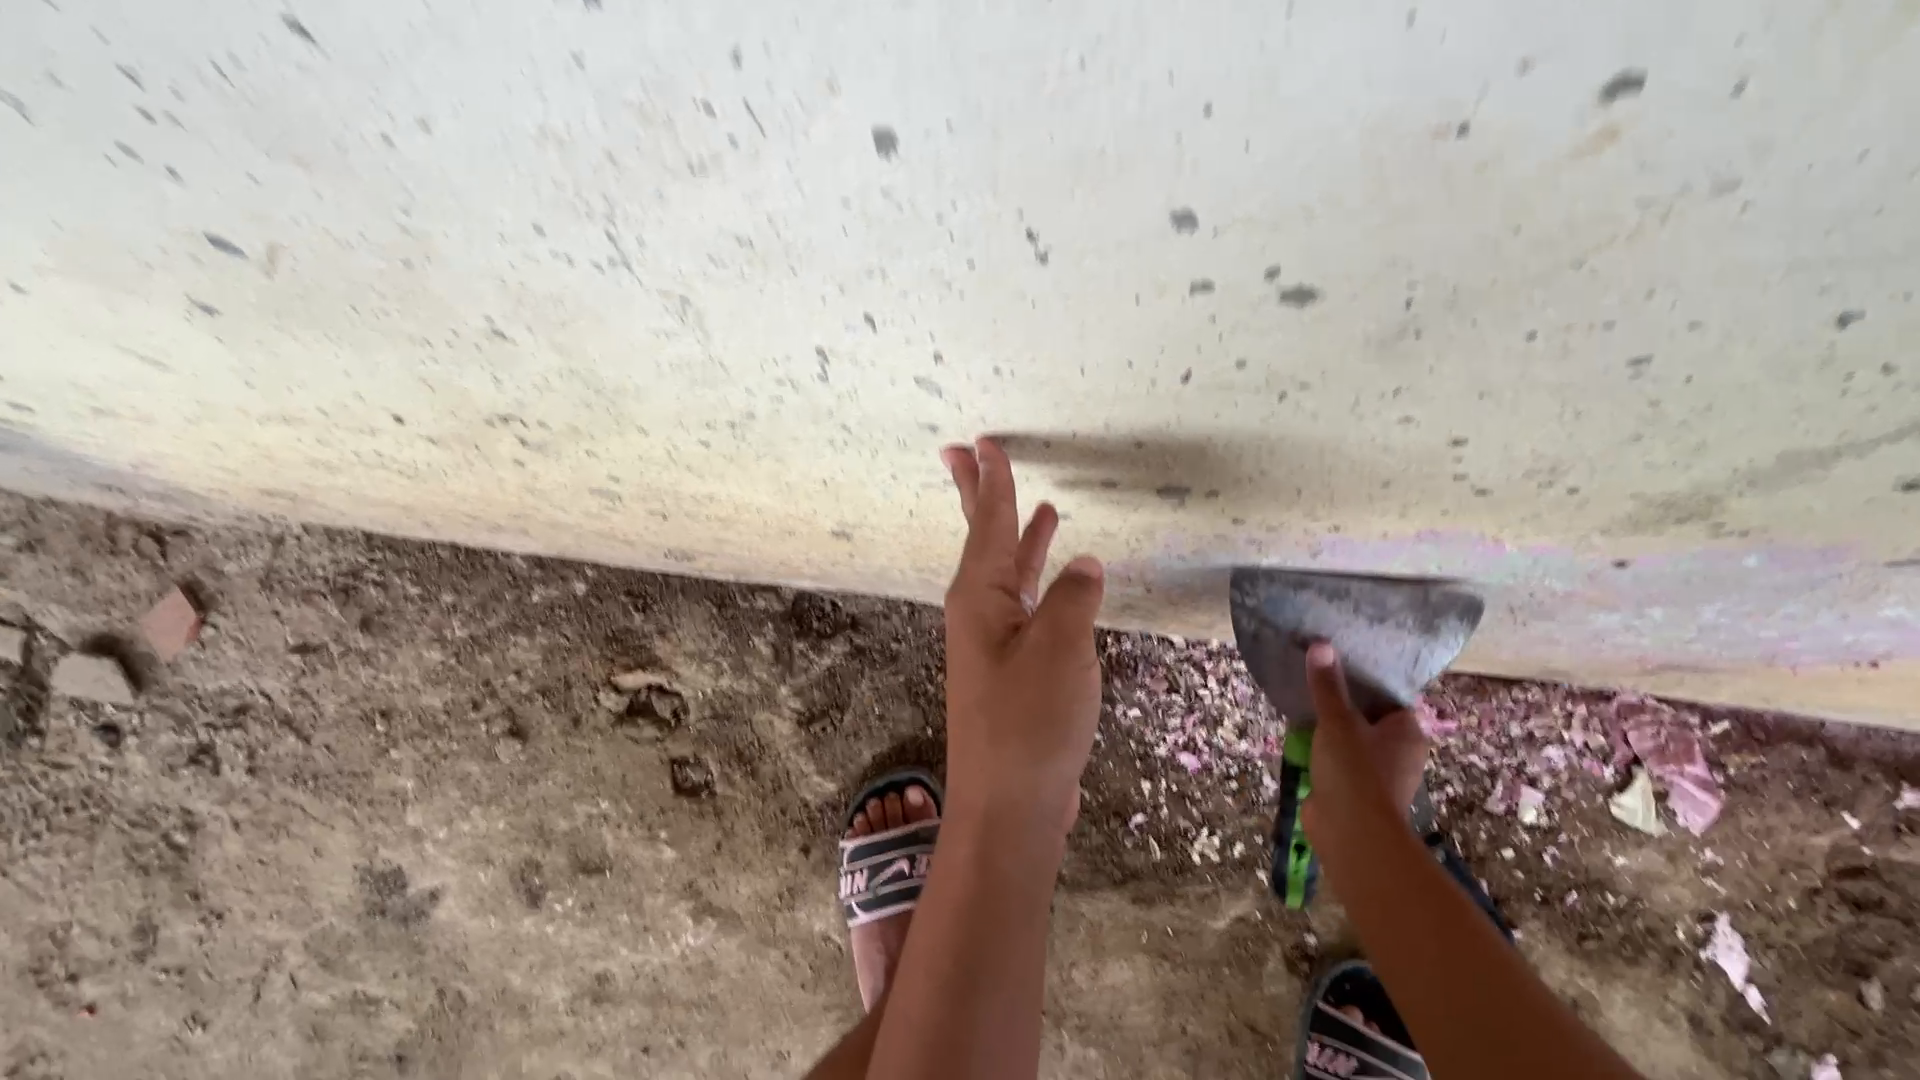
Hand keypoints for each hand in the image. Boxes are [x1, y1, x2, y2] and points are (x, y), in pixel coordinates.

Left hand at [939, 438, 1105, 839]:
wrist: (1011, 804)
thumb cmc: (1029, 723)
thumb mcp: (1061, 650)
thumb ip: (1075, 597)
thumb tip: (1083, 565)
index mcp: (981, 598)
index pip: (991, 524)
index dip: (994, 482)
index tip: (983, 444)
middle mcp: (980, 613)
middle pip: (986, 540)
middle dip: (983, 497)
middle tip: (969, 454)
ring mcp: (996, 643)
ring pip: (1009, 574)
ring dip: (1020, 539)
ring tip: (1037, 507)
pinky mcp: (1015, 670)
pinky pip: (1027, 606)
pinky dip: (1040, 583)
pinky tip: (1060, 578)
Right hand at [1300, 643, 1428, 835]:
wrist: (1351, 833)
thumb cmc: (1355, 771)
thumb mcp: (1337, 721)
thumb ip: (1327, 685)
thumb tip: (1320, 644)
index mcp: (1407, 731)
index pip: (1386, 696)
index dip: (1361, 680)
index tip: (1333, 664)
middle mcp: (1399, 751)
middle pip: (1366, 717)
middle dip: (1339, 704)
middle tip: (1311, 680)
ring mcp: (1377, 774)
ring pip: (1349, 740)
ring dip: (1327, 730)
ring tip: (1299, 703)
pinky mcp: (1354, 791)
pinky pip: (1336, 761)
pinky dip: (1320, 751)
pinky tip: (1297, 737)